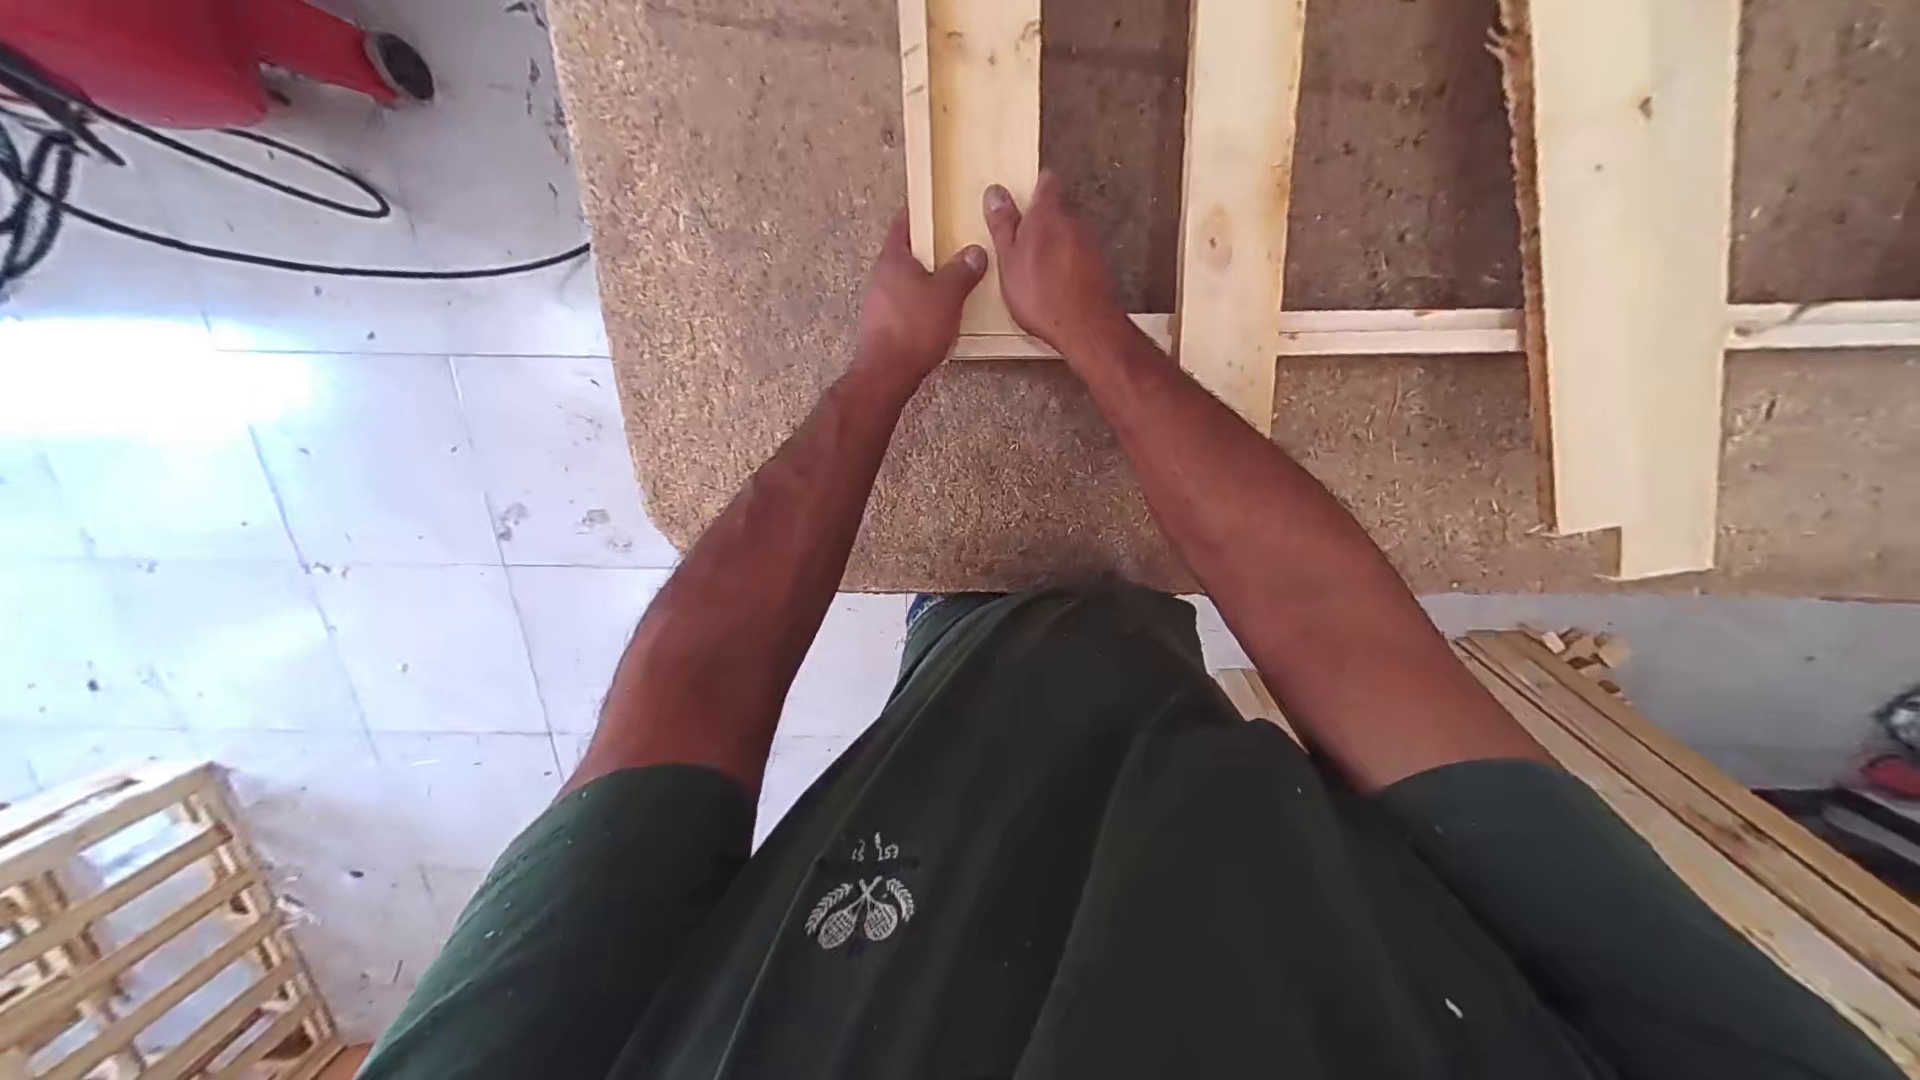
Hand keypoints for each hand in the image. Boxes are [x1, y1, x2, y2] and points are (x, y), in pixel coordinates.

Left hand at [852, 212, 986, 390]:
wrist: (887, 372)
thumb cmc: (914, 328)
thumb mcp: (948, 295)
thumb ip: (963, 270)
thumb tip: (974, 253)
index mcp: (893, 258)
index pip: (904, 222)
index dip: (920, 213)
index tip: (936, 209)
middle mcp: (880, 276)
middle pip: (906, 252)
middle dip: (929, 250)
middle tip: (953, 248)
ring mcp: (878, 302)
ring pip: (905, 281)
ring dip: (925, 280)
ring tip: (950, 284)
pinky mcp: (882, 325)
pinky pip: (904, 305)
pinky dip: (920, 304)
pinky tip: (936, 315)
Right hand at [983, 172, 1128, 354]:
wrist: (1084, 326)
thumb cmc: (1043, 296)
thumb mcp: (1009, 261)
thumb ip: (1003, 225)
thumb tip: (995, 194)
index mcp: (1047, 215)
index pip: (1046, 183)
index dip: (1036, 188)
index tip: (1025, 200)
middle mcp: (1074, 222)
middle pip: (1057, 213)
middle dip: (1042, 227)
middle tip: (1022, 249)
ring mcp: (1091, 244)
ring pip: (1069, 238)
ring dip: (1056, 249)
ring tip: (1038, 276)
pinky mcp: (1101, 266)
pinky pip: (1080, 259)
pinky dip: (1068, 268)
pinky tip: (1056, 289)